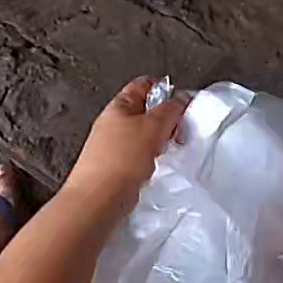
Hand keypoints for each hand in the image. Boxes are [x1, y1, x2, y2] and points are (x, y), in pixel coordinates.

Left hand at [64, 76, 188, 213]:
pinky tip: (158, 161)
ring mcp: (116, 144)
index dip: (164, 87)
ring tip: (168, 146)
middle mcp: (114, 123)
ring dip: (163, 138)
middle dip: (168, 117)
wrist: (101, 196)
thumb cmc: (120, 158)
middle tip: (178, 127)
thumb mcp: (154, 125)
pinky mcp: (121, 164)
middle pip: (148, 110)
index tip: (181, 98)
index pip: (144, 85)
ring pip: (148, 132)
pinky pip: (144, 151)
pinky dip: (156, 154)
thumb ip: (171, 108)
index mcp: (118, 106)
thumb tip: (181, 97)